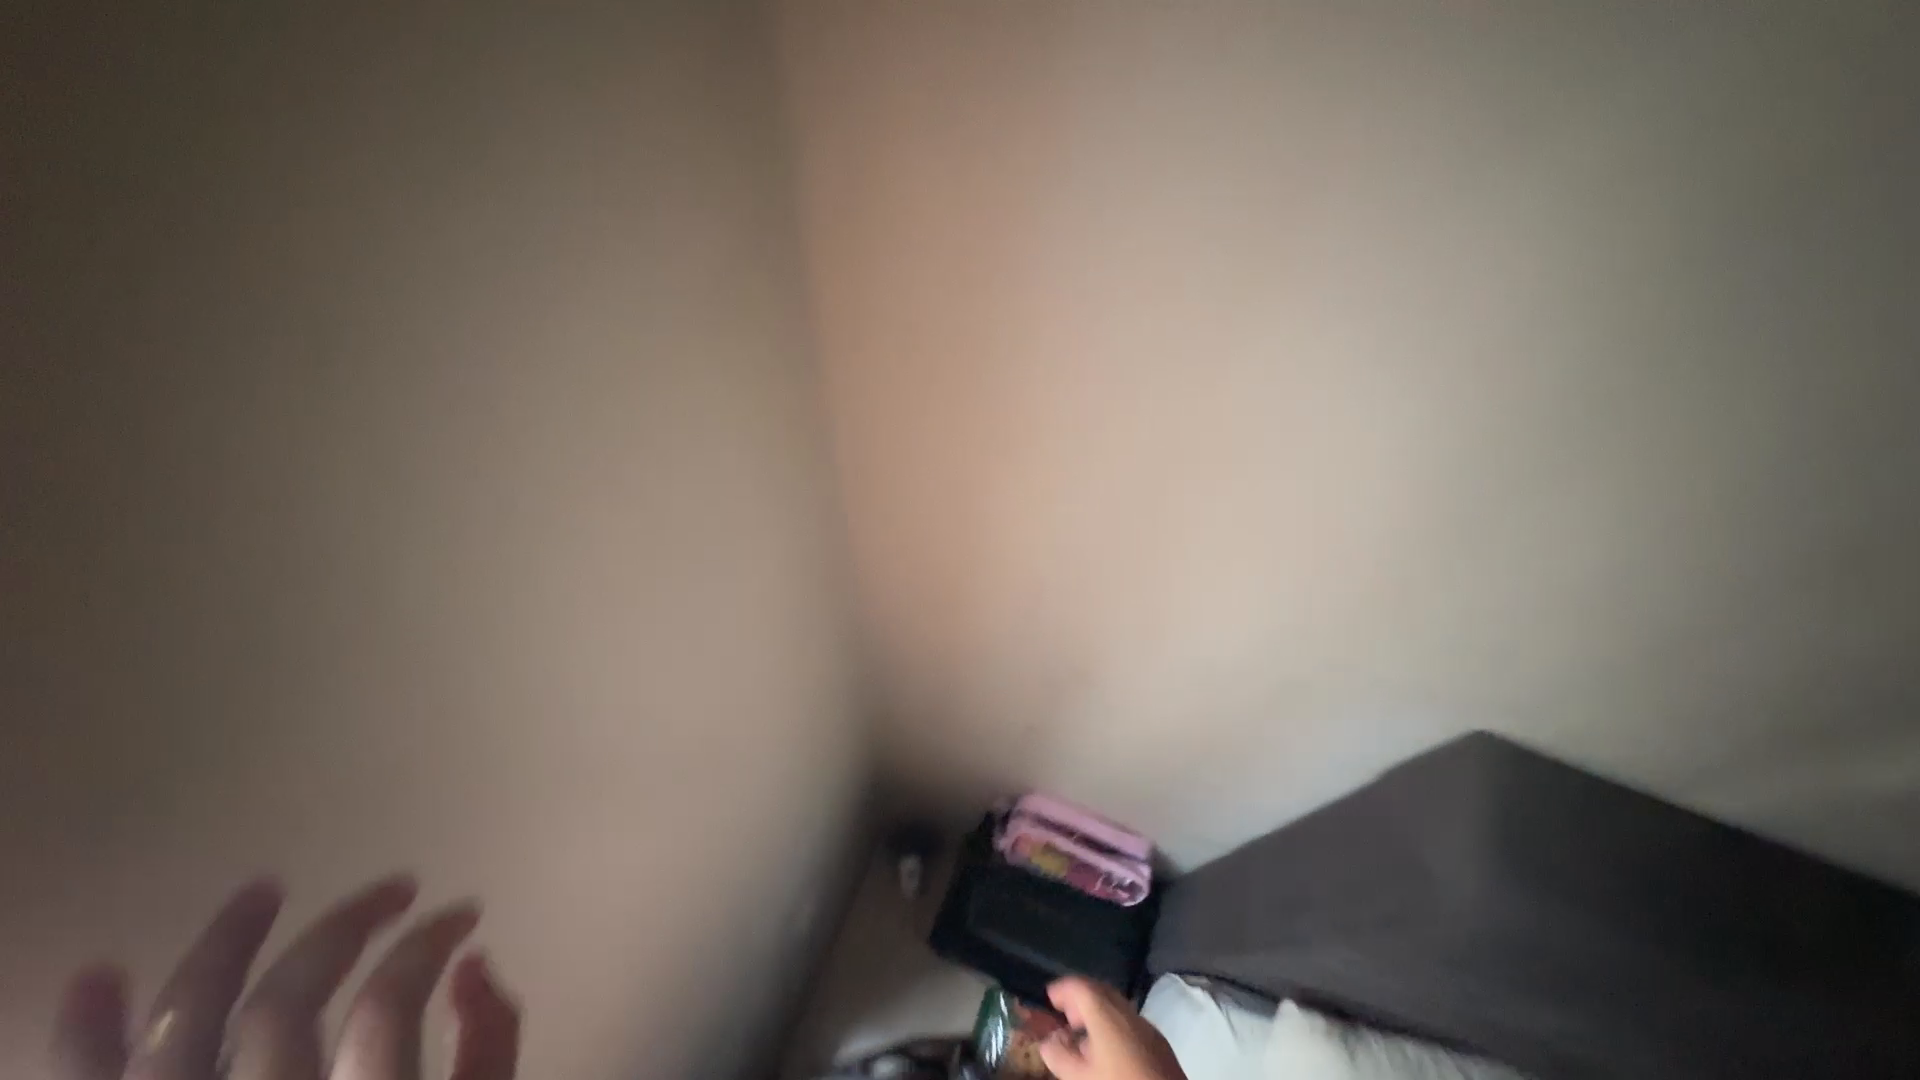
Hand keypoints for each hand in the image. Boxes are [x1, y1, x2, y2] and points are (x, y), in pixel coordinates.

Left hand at [50, 876, 518, 1079]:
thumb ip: (489, 1056)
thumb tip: (476, 966)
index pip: (391, 1002)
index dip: (431, 940)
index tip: (466, 913)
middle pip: (288, 1000)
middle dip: (347, 925)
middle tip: (396, 887)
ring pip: (180, 1031)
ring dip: (218, 948)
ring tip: (262, 890)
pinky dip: (81, 1039)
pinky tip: (99, 976)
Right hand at [1038, 977, 1184, 1079]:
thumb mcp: (1081, 1077)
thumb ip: (1059, 1056)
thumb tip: (1048, 1041)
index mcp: (1106, 1014)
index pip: (1081, 986)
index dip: (1062, 988)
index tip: (1049, 997)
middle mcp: (1127, 1011)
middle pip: (1100, 991)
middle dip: (1079, 998)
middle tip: (1064, 1014)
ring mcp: (1146, 1026)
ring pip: (1117, 1006)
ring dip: (1097, 1012)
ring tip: (1082, 1034)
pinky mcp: (1158, 1042)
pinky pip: (1129, 1021)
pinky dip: (1113, 1025)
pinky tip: (1107, 1049)